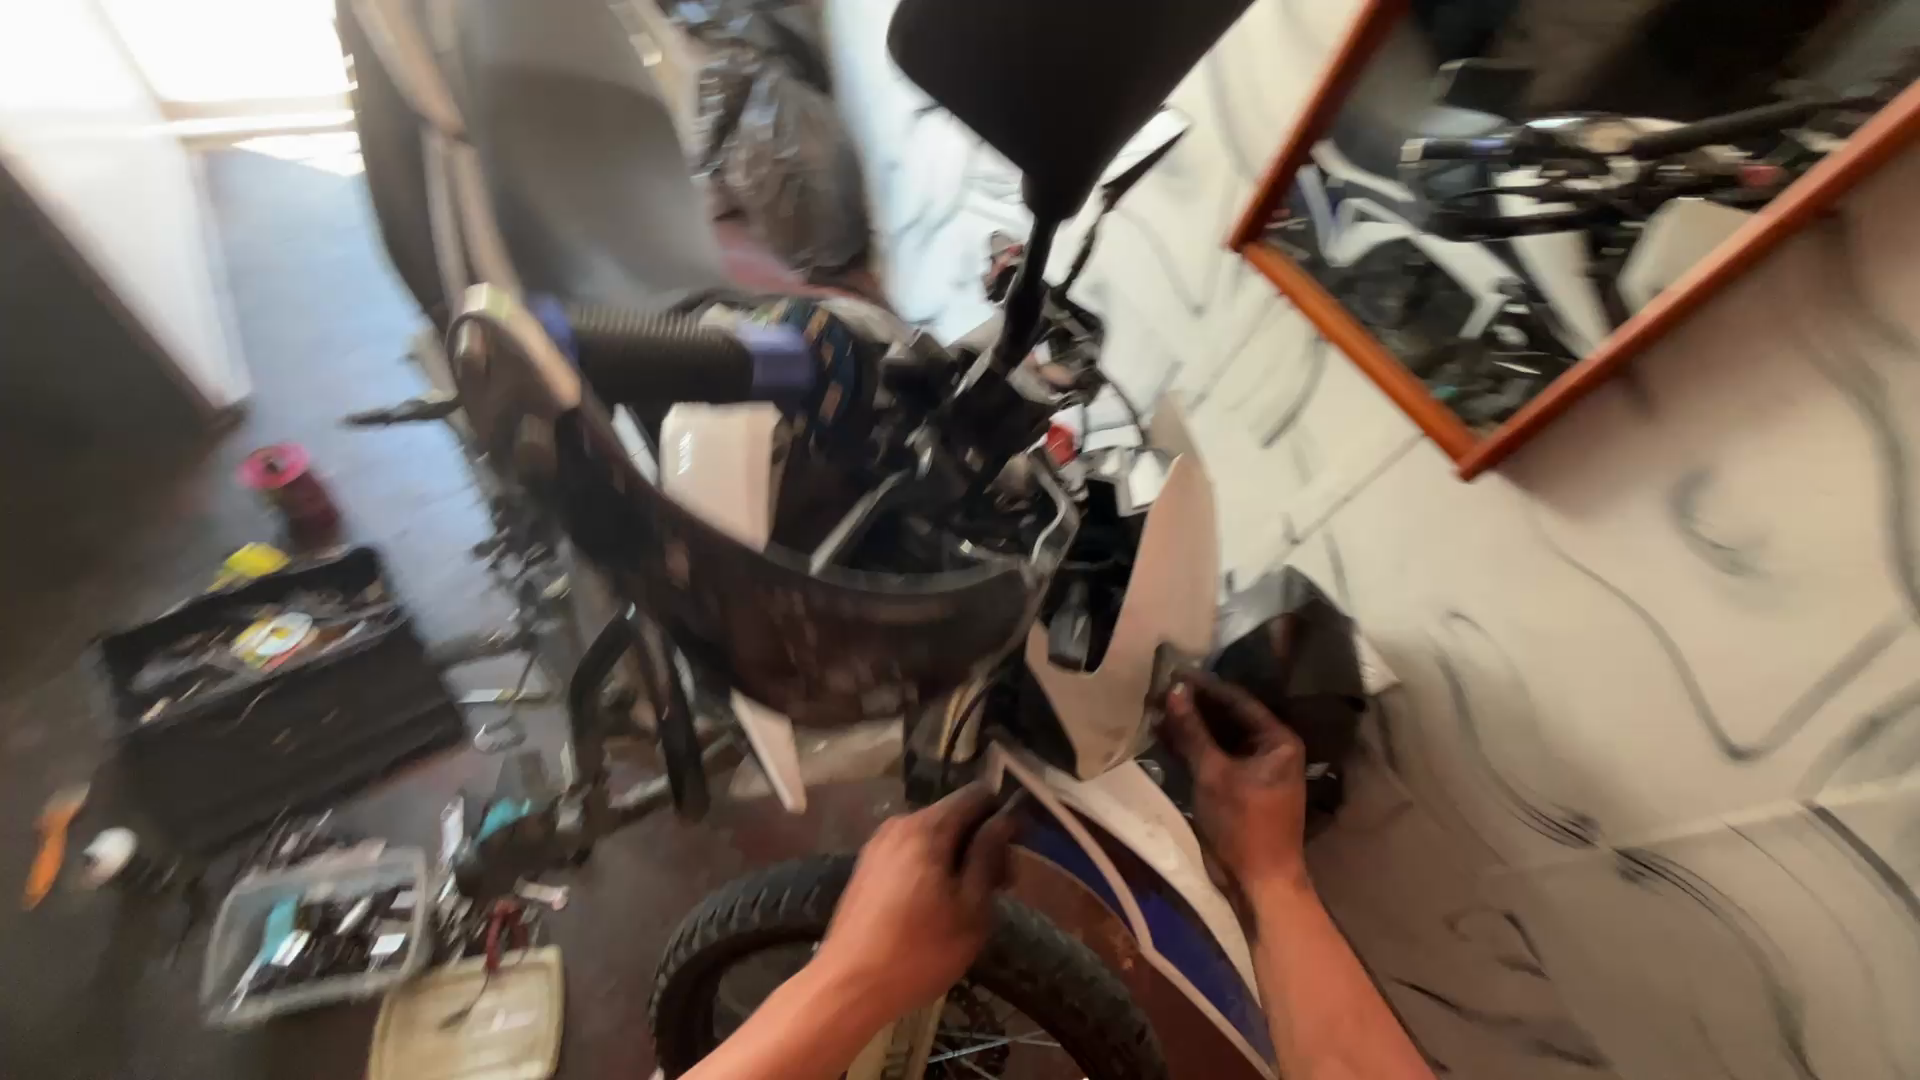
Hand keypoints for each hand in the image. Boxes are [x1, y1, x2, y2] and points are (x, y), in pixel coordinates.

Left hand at [813, 783, 1019, 1011]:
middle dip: (980, 844)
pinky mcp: (868, 865)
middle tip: (996, 890)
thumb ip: (988, 856)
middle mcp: (901, 823)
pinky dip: (931, 867)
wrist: (847, 985)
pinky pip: (911, 851)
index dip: (1002, 817)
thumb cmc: (919, 950)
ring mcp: (880, 843)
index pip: (977, 794)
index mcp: (928, 826)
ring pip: (933, 835)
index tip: (1012, 854)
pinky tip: (933, 908)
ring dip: (956, 859)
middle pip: (955, 815)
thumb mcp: (970, 909)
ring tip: (965, 905)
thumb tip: (1003, 819)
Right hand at [1159, 670, 1309, 900]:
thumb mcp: (1214, 773)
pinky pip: (1210, 756)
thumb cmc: (1243, 824)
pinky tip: (1161, 735)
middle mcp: (1267, 749)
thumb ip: (1192, 730)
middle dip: (1192, 706)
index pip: (1237, 701)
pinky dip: (1188, 747)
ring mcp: (1250, 767)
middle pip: (1225, 717)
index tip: (1173, 671)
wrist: (1256, 882)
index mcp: (1277, 740)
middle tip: (1157, 690)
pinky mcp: (1233, 785)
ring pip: (1214, 736)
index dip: (1204, 686)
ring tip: (1152, 709)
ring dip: (1186, 725)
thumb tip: (1173, 690)